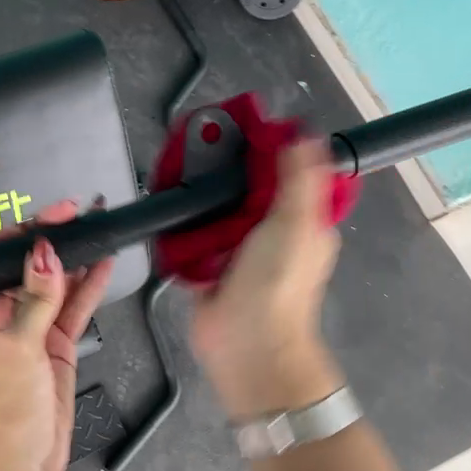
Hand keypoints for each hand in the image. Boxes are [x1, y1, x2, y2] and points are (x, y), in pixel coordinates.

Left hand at [0, 201, 114, 470]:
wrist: (21, 464)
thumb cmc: (1, 408)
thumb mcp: (15, 350)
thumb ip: (35, 299)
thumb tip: (45, 251)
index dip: (8, 236)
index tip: (41, 222)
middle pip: (22, 265)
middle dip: (48, 238)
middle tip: (76, 211)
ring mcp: (29, 326)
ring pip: (52, 281)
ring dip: (72, 255)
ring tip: (96, 224)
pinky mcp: (55, 342)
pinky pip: (72, 305)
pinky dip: (88, 284)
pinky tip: (105, 261)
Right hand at [192, 140, 345, 419]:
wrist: (246, 346)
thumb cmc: (277, 282)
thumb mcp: (296, 222)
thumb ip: (299, 179)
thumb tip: (304, 132)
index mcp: (301, 222)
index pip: (285, 175)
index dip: (266, 150)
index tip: (238, 124)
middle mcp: (270, 234)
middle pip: (246, 190)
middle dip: (225, 170)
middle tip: (196, 141)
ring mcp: (236, 252)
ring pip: (217, 211)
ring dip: (200, 195)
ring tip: (175, 163)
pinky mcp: (205, 267)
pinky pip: (192, 236)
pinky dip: (181, 223)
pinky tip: (166, 199)